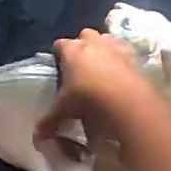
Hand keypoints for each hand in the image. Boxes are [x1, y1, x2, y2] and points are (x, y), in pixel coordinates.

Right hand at [37, 29, 162, 148]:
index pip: (60, 44)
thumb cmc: (87, 99)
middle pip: (85, 34)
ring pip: (107, 38)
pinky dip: (121, 59)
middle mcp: (93, 43)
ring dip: (103, 48)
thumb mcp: (64, 111)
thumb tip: (36, 137)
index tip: (58, 64)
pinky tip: (120, 74)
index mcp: (72, 50)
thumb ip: (49, 121)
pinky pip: (125, 52)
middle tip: (80, 64)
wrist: (126, 101)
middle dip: (82, 45)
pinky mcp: (134, 57)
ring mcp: (115, 48)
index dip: (58, 53)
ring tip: (101, 67)